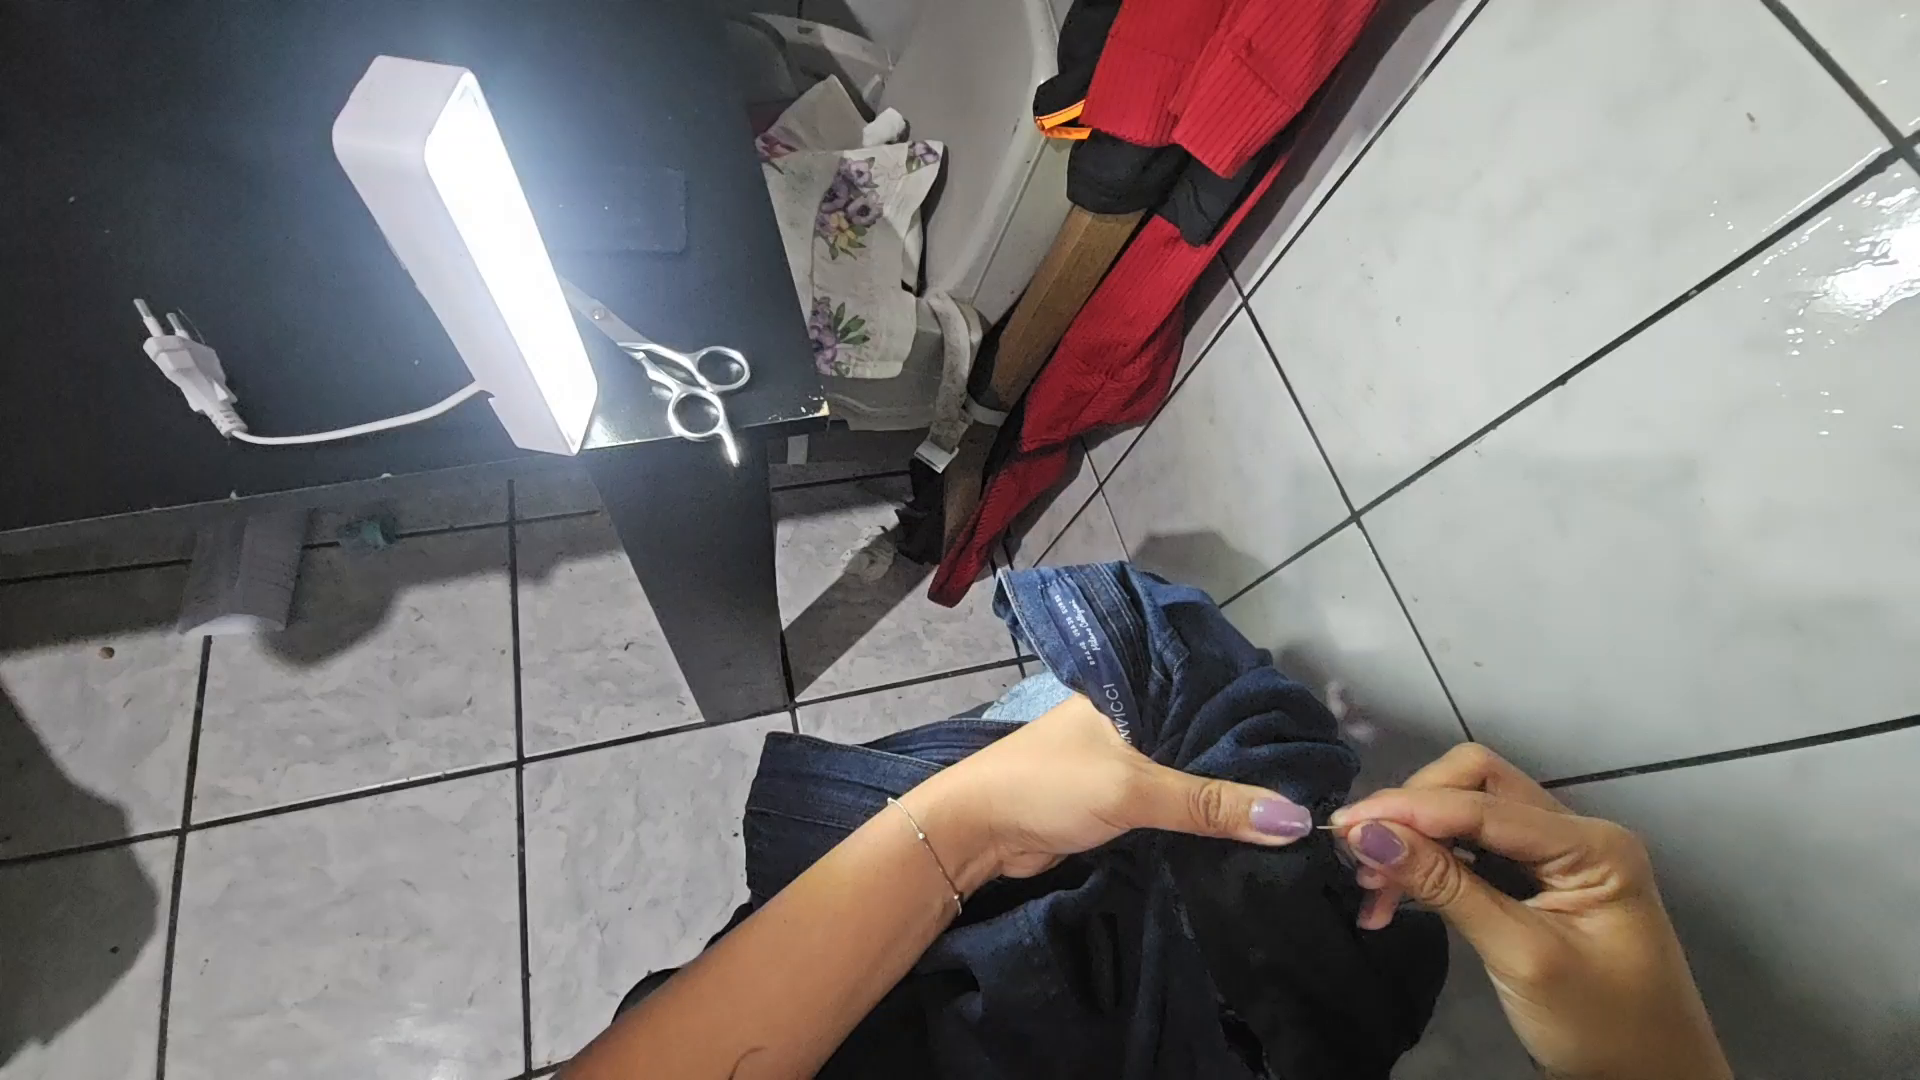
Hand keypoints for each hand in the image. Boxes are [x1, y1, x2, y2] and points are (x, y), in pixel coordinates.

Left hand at [900, 693, 1315, 889]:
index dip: (1252, 711)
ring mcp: (1122, 754)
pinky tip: (1243, 825)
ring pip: (1187, 767)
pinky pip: (1171, 797)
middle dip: (1245, 756)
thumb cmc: (1049, 785)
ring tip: (1294, 802)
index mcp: (1129, 687)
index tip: (1311, 736)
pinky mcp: (1117, 794)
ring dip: (1224, 787)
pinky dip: (1200, 810)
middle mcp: (1129, 713)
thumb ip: (1208, 803)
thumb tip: (1299, 819)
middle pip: (1200, 731)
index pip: (1205, 689)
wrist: (979, 831)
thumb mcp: (1131, 788)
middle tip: (1314, 778)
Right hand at [1330, 745, 1730, 1079]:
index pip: (1481, 802)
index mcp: (1592, 846)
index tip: (1345, 826)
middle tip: (1362, 850)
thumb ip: (1444, 886)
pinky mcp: (1530, 872)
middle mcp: (1573, 832)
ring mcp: (1553, 850)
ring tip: (1371, 881)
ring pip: (1459, 809)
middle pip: (1470, 785)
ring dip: (1410, 836)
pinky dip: (1423, 858)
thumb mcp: (1520, 956)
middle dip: (1410, 812)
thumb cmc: (1603, 1030)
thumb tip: (1365, 833)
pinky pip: (1463, 842)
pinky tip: (1393, 891)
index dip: (1408, 807)